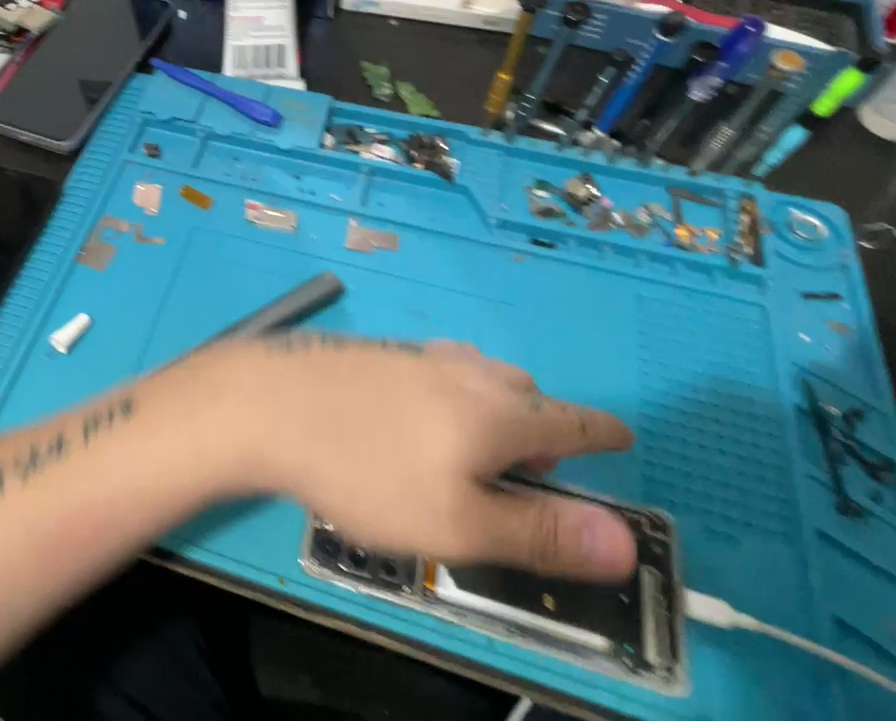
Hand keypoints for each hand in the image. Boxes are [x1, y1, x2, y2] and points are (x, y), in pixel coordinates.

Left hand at [188, 335, 636, 582]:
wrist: (269, 404)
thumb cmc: (368, 472)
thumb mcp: (458, 524)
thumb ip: (538, 532)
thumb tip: (625, 541)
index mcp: (499, 412)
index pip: (572, 421)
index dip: (601, 434)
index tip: (621, 437)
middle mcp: (466, 372)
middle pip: (527, 395)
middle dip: (544, 427)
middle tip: (533, 466)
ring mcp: (417, 356)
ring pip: (480, 378)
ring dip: (496, 408)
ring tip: (478, 446)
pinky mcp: (378, 355)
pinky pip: (438, 372)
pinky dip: (452, 395)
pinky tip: (420, 415)